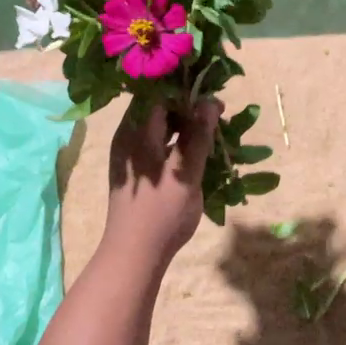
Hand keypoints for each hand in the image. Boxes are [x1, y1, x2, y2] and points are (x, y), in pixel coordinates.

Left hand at [100, 97, 221, 267]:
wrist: (135, 253)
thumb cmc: (162, 212)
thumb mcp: (186, 173)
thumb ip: (198, 136)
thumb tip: (210, 101)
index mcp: (135, 132)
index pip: (159, 93)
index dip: (186, 91)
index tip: (213, 99)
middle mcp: (127, 137)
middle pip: (158, 108)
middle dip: (188, 108)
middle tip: (218, 117)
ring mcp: (128, 154)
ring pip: (158, 126)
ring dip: (184, 126)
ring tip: (210, 135)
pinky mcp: (134, 170)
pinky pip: (155, 143)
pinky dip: (176, 142)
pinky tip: (195, 153)